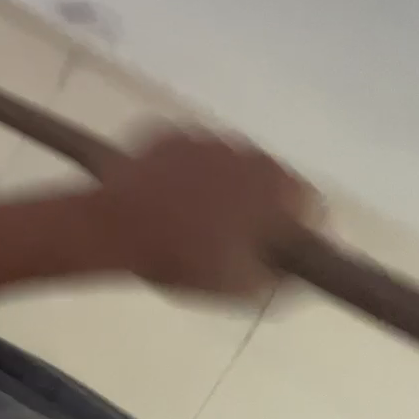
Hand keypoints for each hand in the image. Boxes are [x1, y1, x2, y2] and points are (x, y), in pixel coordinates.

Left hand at [90, 129, 314, 297]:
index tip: (272, 248)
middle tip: (227, 232)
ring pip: (225, 161)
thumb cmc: (181, 258)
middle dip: (256, 201)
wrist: (109, 226)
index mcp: (277, 186)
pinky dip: (181, 167)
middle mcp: (246, 151)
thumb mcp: (246, 287)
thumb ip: (284, 278)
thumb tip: (294, 271)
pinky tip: (163, 191)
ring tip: (188, 212)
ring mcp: (202, 136)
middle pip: (268, 177)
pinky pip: (185, 151)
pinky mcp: (163, 131)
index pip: (309, 205)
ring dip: (218, 181)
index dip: (294, 230)